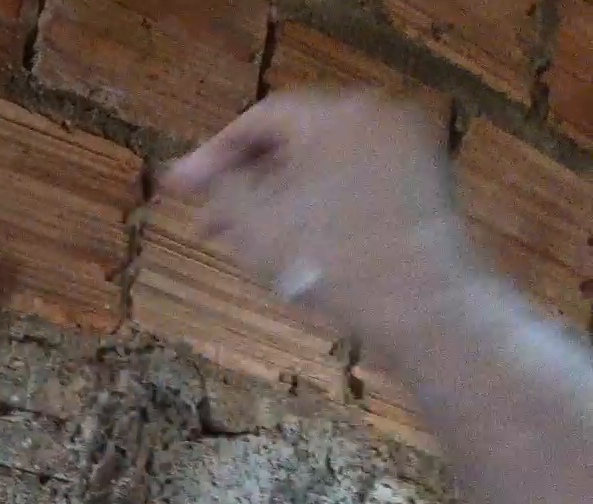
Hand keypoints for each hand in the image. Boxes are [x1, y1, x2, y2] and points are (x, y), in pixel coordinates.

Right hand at [163, 93, 475, 346]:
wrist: (410, 295)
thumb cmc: (320, 254)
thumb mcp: (250, 220)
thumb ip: (216, 186)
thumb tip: (184, 171)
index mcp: (334, 117)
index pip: (259, 118)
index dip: (211, 153)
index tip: (179, 189)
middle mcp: (376, 116)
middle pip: (291, 135)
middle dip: (241, 175)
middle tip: (204, 217)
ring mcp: (405, 144)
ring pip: (318, 158)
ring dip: (271, 190)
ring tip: (238, 234)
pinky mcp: (418, 175)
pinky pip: (347, 172)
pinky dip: (309, 194)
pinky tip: (285, 233)